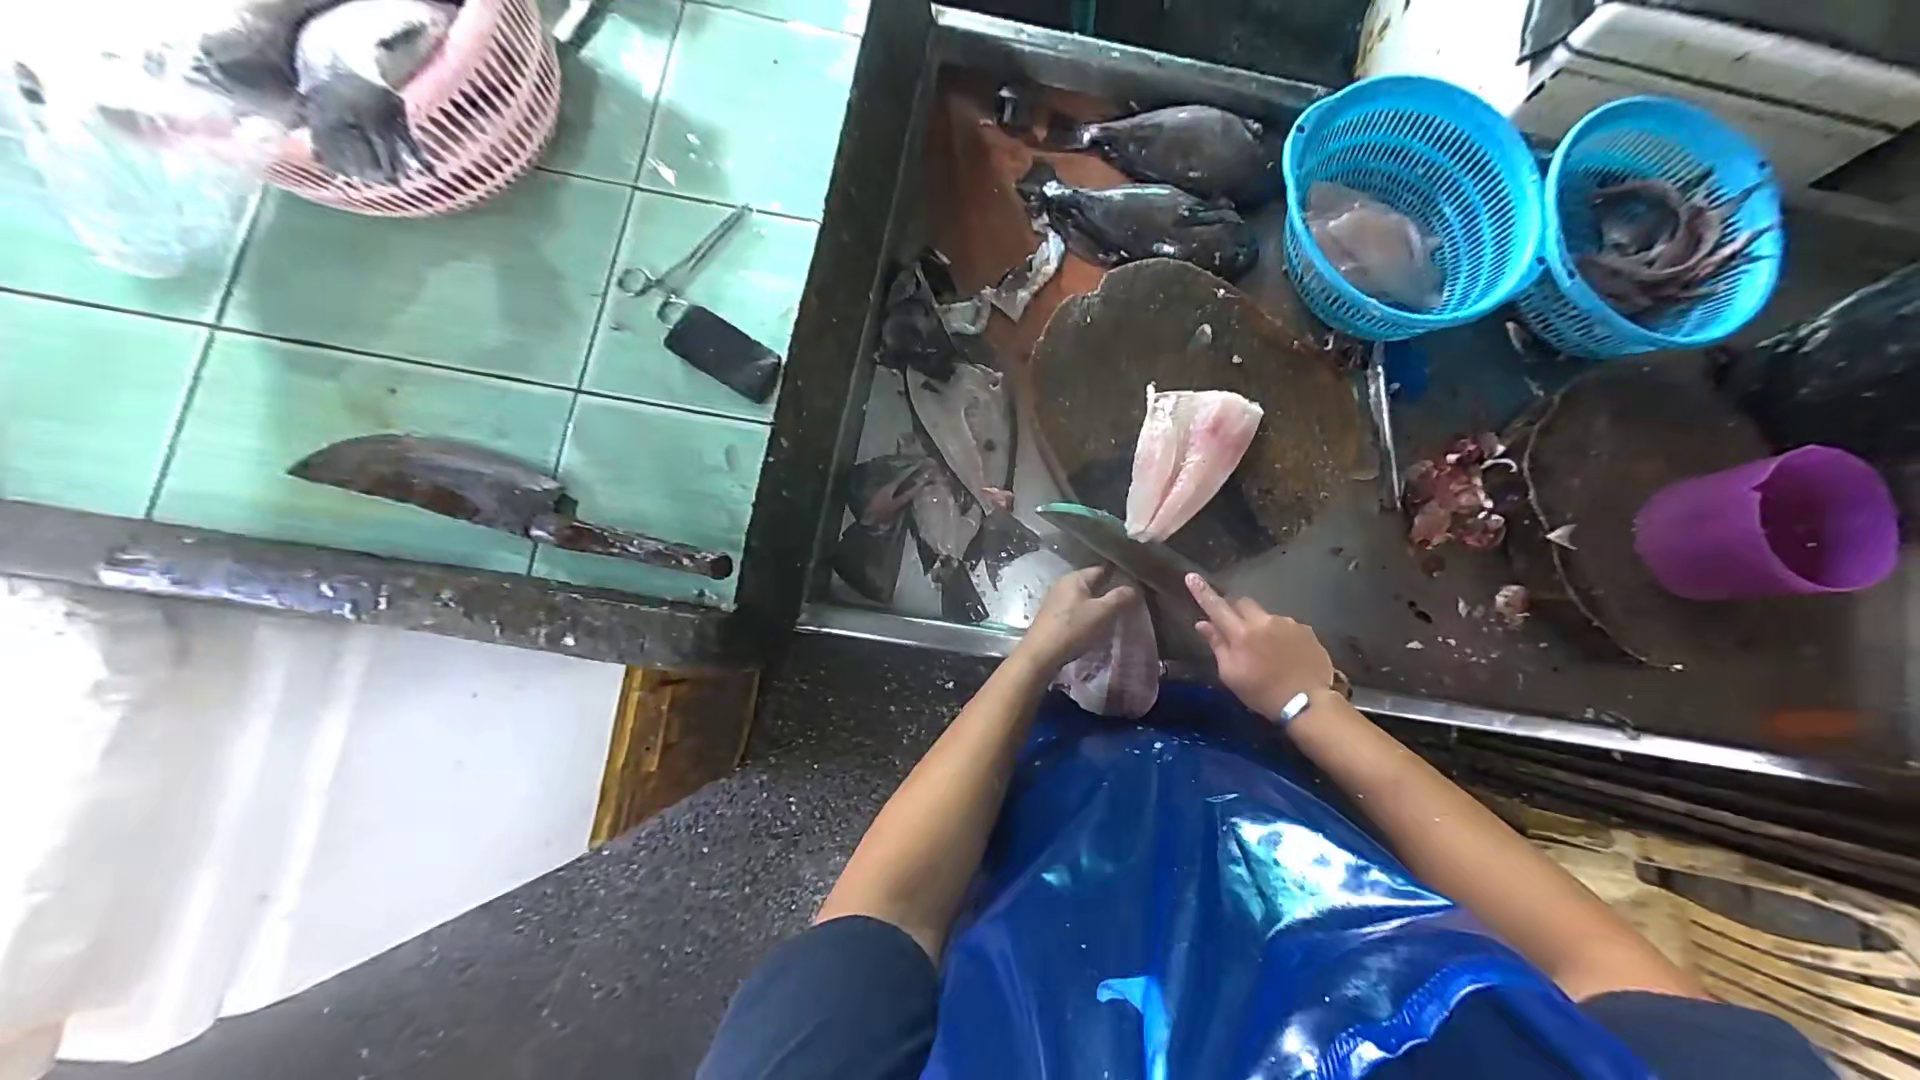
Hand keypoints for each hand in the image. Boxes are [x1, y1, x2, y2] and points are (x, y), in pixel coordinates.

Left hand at [1015, 567, 1139, 672]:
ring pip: (1084, 598)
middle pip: (1093, 584)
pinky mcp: (1053, 616)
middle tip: (1129, 603)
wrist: (1041, 653)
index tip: (1136, 586)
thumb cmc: (1073, 628)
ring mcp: (1056, 600)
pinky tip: (1095, 625)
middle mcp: (1063, 584)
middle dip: (1110, 592)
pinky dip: (1087, 614)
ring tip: (1115, 615)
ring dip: (1099, 605)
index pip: (1102, 570)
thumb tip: (1134, 587)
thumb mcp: (1102, 612)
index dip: (1120, 576)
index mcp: (1075, 578)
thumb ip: (1119, 598)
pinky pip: (1076, 610)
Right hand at [1186, 573, 1335, 721]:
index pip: (1216, 606)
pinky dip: (1281, 635)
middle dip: (1236, 612)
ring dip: (1261, 626)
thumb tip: (1203, 624)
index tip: (1191, 576)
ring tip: (1267, 651)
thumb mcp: (1231, 674)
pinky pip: (1286, 626)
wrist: (1308, 703)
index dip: (1202, 591)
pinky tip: (1285, 654)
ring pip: (1266, 616)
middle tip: (1237, 631)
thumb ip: (1217, 645)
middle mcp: (1264, 621)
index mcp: (1241, 633)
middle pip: (1243, 603)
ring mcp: (1288, 623)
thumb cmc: (1262, 693)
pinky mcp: (1307, 630)